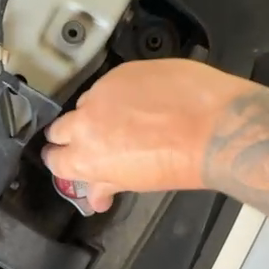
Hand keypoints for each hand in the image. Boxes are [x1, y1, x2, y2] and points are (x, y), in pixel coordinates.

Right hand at [42, 59, 258, 212]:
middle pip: (59, 129)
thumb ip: (108, 183)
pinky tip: (144, 99)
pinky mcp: (123, 71)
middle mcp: (85, 124)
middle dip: (71, 135)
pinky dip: (120, 92)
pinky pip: (110, 83)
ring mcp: (103, 93)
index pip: (54, 159)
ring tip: (125, 117)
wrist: (214, 127)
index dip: (62, 161)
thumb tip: (98, 196)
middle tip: (94, 139)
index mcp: (84, 158)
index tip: (70, 160)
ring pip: (85, 102)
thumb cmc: (180, 162)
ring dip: (97, 111)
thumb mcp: (137, 182)